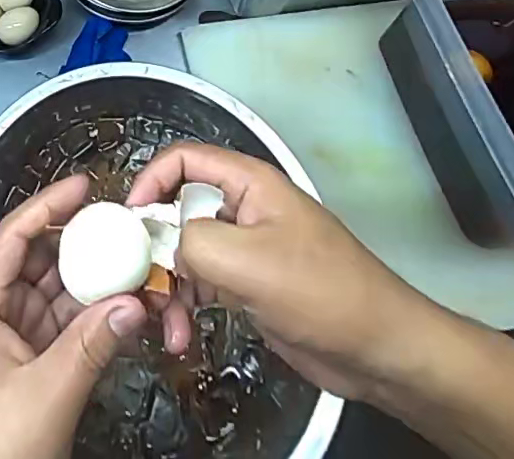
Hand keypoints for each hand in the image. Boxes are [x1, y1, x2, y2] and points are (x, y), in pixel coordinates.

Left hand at [0, 174, 149, 458]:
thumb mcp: (43, 396)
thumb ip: (90, 347)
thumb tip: (131, 305)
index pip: (13, 236)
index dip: (47, 206)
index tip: (81, 188)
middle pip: (37, 259)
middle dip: (78, 244)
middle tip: (117, 231)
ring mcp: (12, 338)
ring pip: (54, 292)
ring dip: (89, 282)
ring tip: (127, 268)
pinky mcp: (28, 363)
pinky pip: (62, 325)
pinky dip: (90, 316)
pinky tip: (118, 310)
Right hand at [126, 143, 453, 401]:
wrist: (383, 353)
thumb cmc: (321, 293)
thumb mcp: (247, 261)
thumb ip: (193, 242)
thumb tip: (169, 246)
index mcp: (247, 183)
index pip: (183, 160)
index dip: (150, 179)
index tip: (130, 217)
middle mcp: (242, 206)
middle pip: (177, 209)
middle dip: (155, 246)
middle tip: (138, 279)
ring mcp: (244, 246)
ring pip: (186, 251)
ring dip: (169, 285)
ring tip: (164, 323)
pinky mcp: (247, 282)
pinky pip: (202, 282)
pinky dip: (187, 305)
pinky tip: (181, 335)